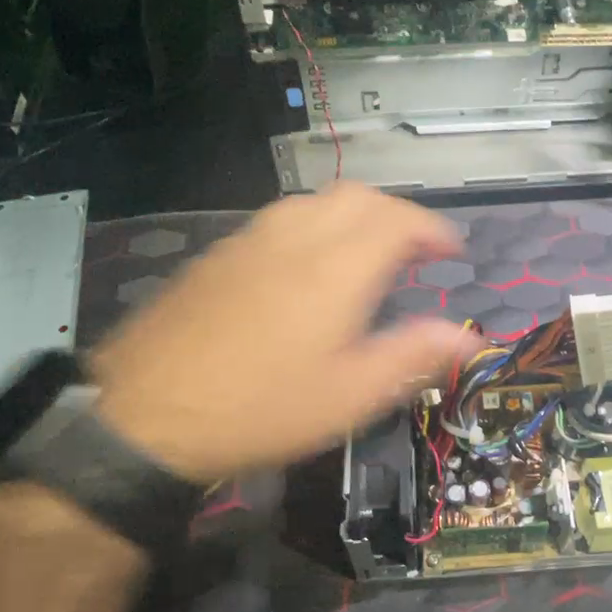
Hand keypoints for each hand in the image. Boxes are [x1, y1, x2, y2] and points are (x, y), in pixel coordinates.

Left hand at [89, 184, 474, 479]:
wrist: (141, 414)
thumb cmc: (260, 408)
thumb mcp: (349, 397)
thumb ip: (413, 357)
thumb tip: (470, 338)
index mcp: (337, 266)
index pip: (398, 220)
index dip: (433, 229)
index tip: (452, 251)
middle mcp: (295, 237)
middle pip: (357, 197)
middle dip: (396, 214)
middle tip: (415, 252)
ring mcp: (249, 242)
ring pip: (314, 202)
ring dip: (353, 216)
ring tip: (367, 255)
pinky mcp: (216, 256)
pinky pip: (279, 221)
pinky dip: (313, 227)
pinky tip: (306, 270)